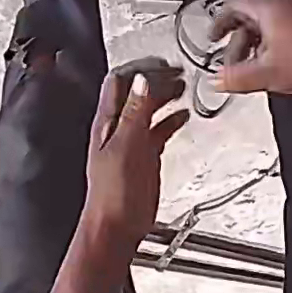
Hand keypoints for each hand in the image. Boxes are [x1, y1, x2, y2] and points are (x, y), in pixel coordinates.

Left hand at [83, 60, 190, 249]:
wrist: (116, 227)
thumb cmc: (112, 194)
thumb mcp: (126, 147)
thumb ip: (135, 113)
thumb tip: (142, 81)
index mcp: (108, 122)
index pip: (121, 81)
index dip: (141, 68)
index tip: (164, 65)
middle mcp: (118, 127)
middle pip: (137, 92)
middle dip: (157, 78)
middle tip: (179, 73)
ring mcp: (132, 140)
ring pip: (150, 108)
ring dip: (166, 95)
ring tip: (183, 87)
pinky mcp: (145, 154)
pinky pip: (160, 129)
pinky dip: (172, 120)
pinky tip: (182, 116)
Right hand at [209, 0, 291, 98]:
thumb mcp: (271, 75)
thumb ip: (238, 77)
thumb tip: (218, 79)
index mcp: (271, 6)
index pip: (233, 5)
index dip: (220, 23)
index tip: (215, 36)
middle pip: (253, 12)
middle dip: (241, 36)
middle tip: (236, 59)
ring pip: (274, 18)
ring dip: (262, 38)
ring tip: (260, 61)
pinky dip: (282, 37)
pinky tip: (286, 58)